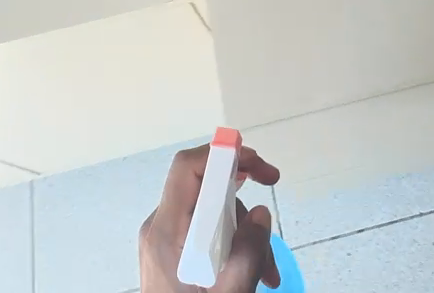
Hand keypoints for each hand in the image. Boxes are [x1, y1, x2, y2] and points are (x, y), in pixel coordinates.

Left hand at [140, 144, 280, 292]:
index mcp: (166, 231)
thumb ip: (249, 251)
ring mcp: (166, 241)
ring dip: (244, 229)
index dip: (221, 153)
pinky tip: (255, 270)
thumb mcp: (231, 292)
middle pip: (203, 185)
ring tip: (269, 270)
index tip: (254, 160)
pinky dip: (232, 242)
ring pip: (210, 211)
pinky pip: (206, 232)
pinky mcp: (173, 254)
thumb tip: (261, 214)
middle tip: (272, 182)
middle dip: (242, 192)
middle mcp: (160, 228)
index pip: (187, 168)